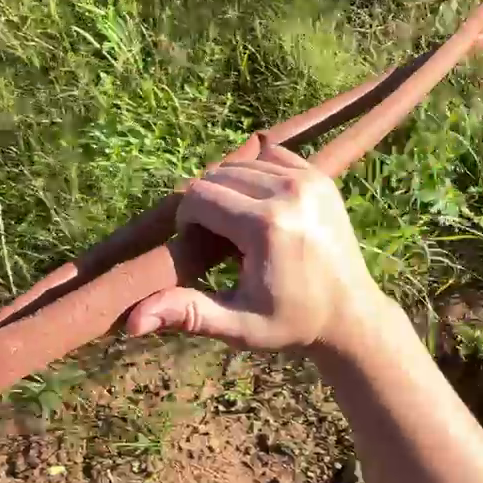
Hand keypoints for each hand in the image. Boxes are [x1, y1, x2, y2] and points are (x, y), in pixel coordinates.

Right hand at [125, 138, 389, 354]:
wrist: (350, 314)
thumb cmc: (290, 323)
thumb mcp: (237, 326)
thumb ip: (186, 312)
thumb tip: (132, 322)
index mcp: (266, 226)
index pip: (199, 196)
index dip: (188, 221)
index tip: (203, 250)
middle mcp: (289, 192)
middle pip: (217, 175)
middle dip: (207, 205)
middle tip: (222, 243)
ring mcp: (309, 179)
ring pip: (241, 163)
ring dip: (230, 190)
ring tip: (242, 229)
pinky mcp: (320, 176)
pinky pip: (271, 156)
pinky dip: (256, 175)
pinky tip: (260, 208)